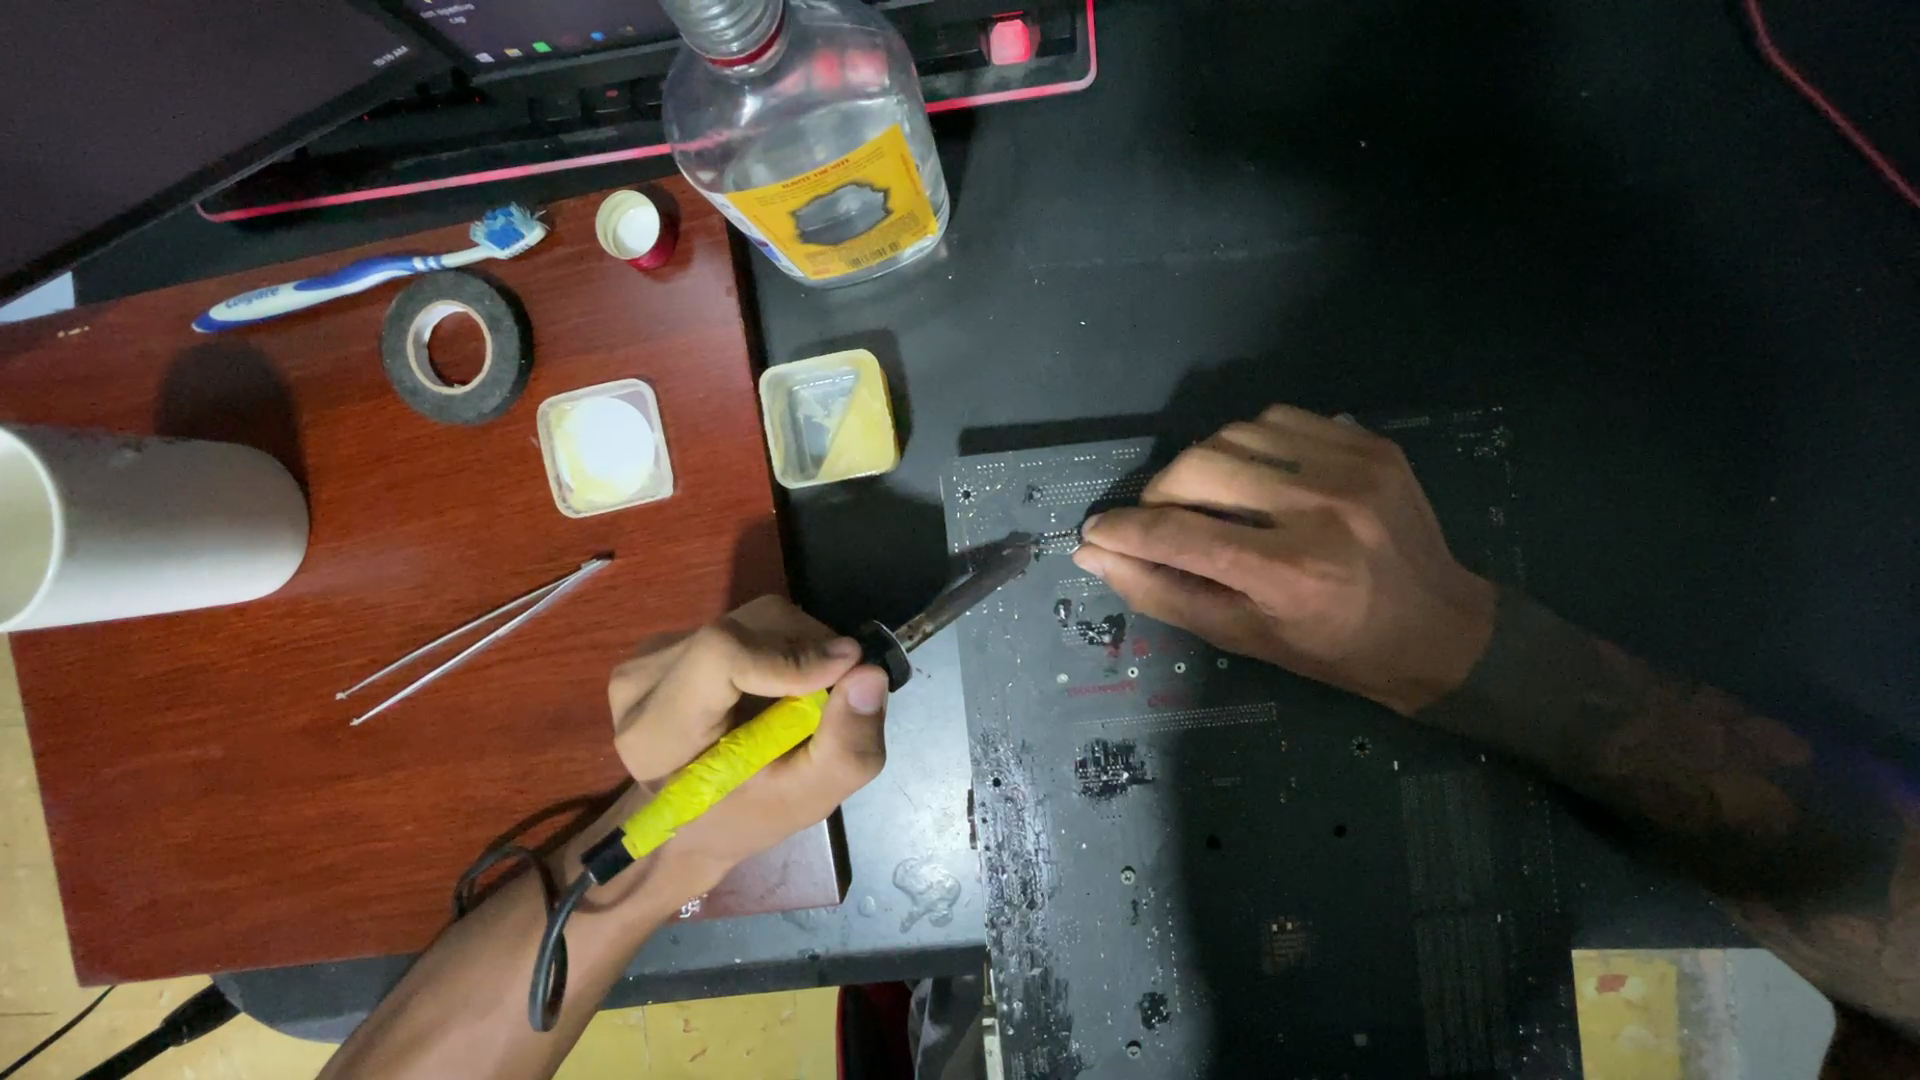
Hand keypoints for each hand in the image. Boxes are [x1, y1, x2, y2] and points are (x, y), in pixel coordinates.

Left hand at [602, 596, 889, 898]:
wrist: (702, 816)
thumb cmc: (749, 816)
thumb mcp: (808, 800)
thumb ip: (846, 749)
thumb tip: (870, 673)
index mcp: (656, 733)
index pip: (721, 655)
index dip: (791, 656)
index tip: (848, 671)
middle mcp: (641, 681)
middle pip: (749, 628)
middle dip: (812, 650)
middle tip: (836, 695)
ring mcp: (655, 653)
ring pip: (757, 617)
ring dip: (804, 646)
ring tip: (808, 696)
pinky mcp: (677, 638)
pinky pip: (752, 620)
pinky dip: (787, 644)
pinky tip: (784, 683)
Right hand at [1071, 405, 1496, 715]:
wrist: (1439, 629)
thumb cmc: (1332, 649)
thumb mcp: (1242, 636)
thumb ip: (1162, 593)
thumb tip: (1095, 555)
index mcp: (1289, 574)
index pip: (1177, 535)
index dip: (1122, 531)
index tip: (1094, 532)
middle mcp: (1321, 510)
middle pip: (1198, 468)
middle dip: (1157, 493)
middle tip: (1155, 518)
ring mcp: (1351, 468)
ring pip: (1233, 432)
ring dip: (1201, 464)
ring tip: (1207, 498)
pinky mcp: (1369, 443)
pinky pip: (1278, 418)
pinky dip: (1248, 442)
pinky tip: (1255, 474)